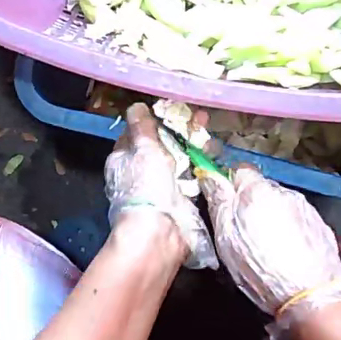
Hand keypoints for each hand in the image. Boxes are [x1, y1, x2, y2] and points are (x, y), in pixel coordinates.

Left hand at [104, 104, 217, 269]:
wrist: (160, 232)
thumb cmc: (146, 186)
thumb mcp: (143, 149)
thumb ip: (142, 127)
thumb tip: (136, 107)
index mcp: (124, 158)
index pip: (138, 132)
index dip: (156, 118)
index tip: (174, 107)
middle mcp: (142, 171)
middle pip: (164, 143)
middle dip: (182, 129)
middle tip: (202, 117)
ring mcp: (163, 185)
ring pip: (181, 158)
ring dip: (197, 144)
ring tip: (211, 135)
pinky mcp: (182, 198)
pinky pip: (194, 175)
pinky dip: (204, 164)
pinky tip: (216, 154)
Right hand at [200, 165, 340, 329]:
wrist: (310, 294)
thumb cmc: (260, 268)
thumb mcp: (226, 237)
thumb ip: (218, 202)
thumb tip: (208, 176)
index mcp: (256, 191)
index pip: (239, 170)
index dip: (229, 186)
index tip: (223, 205)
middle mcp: (282, 192)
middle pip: (260, 188)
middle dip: (249, 203)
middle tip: (241, 231)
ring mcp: (304, 207)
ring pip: (278, 203)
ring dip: (270, 215)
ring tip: (266, 244)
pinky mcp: (319, 224)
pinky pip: (296, 217)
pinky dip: (288, 228)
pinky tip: (285, 250)